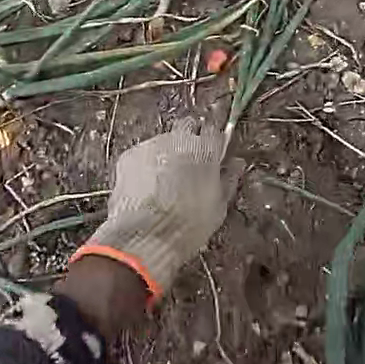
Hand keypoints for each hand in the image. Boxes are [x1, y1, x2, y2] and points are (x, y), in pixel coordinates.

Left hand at [72, 120, 228, 303]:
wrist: (145, 236)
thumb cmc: (189, 225)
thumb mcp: (218, 206)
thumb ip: (228, 179)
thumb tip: (235, 164)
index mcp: (206, 149)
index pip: (214, 131)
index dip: (213, 144)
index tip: (213, 156)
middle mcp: (179, 139)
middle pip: (187, 127)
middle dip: (188, 140)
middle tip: (188, 165)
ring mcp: (151, 145)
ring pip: (163, 141)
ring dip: (166, 154)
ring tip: (163, 182)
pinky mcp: (129, 155)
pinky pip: (142, 155)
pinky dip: (145, 166)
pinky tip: (145, 188)